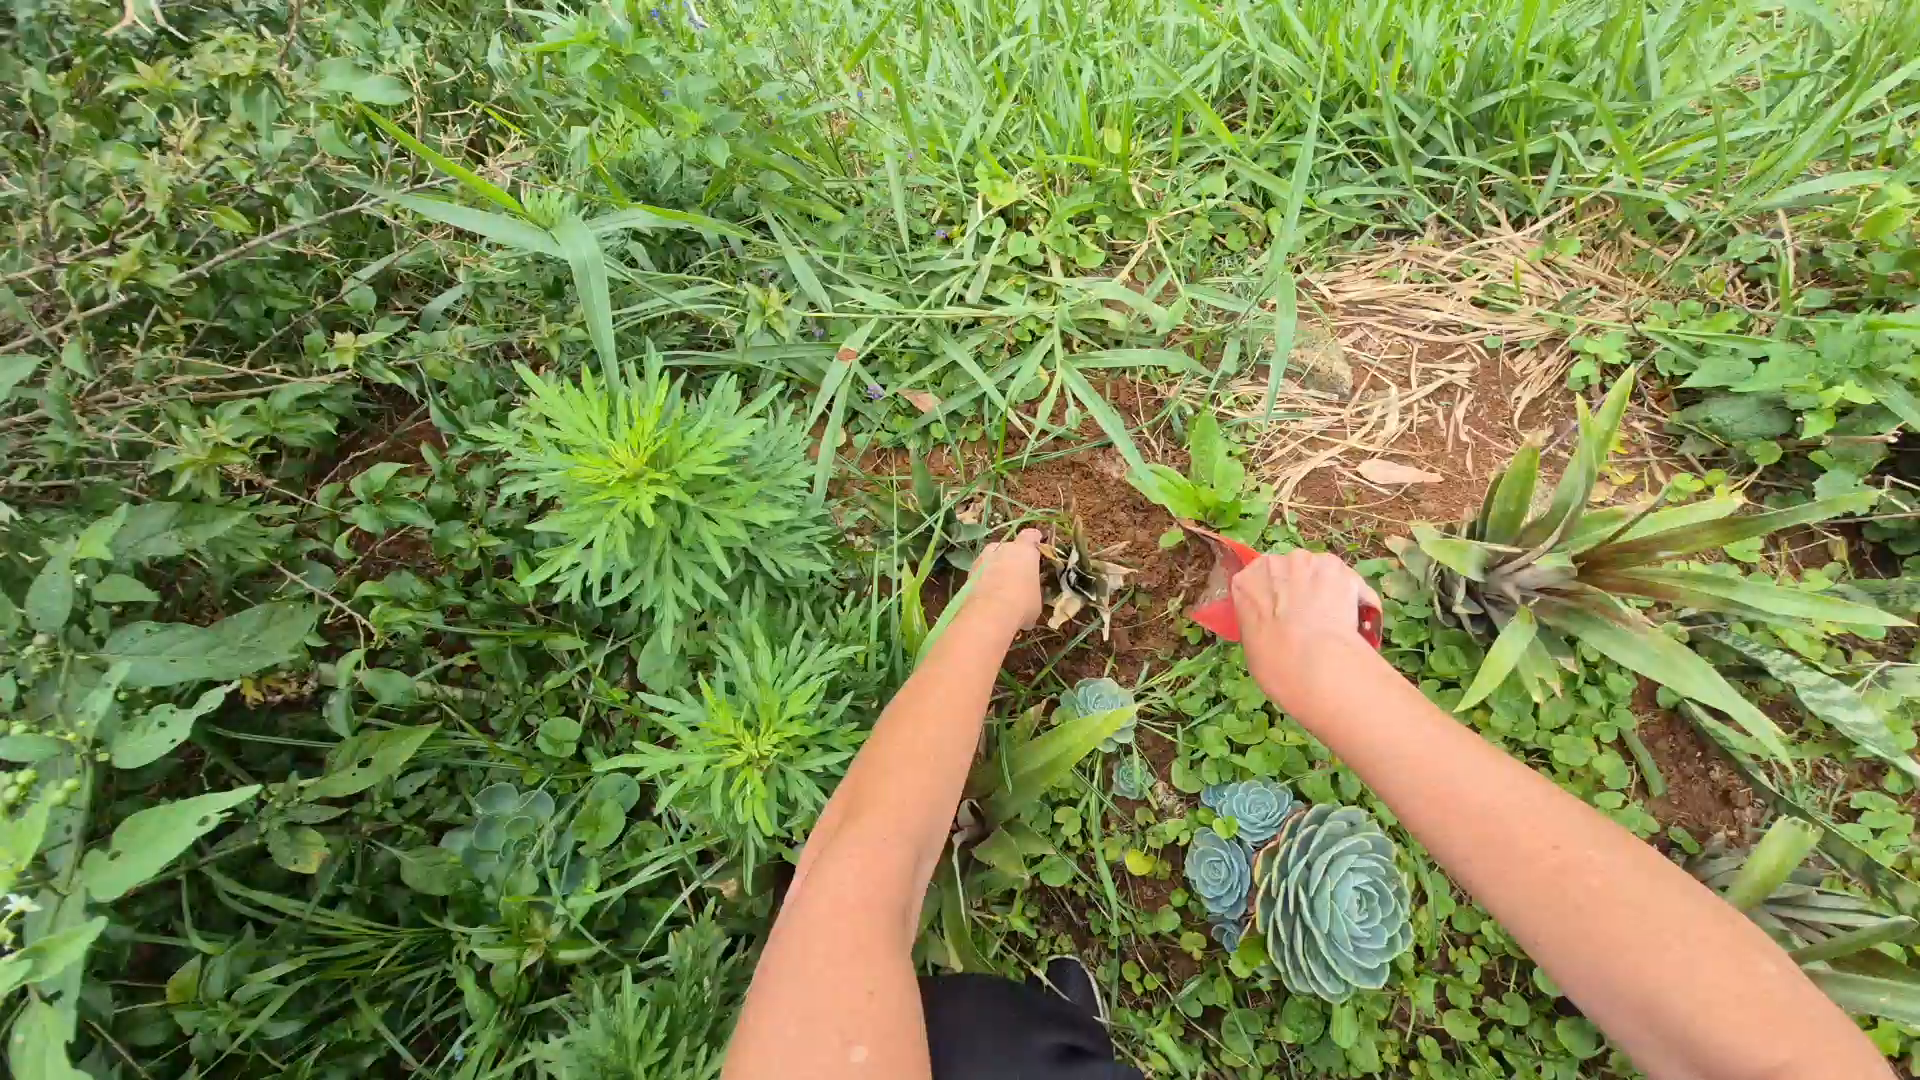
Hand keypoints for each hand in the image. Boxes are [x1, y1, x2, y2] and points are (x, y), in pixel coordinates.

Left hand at [964, 528, 1043, 632]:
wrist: (988, 615)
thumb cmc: (1022, 604)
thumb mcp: (1036, 597)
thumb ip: (1031, 587)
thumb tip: (1028, 594)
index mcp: (1024, 550)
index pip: (1030, 536)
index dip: (1034, 540)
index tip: (1036, 545)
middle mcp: (1002, 549)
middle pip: (1008, 547)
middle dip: (1011, 557)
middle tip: (1016, 574)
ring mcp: (982, 559)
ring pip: (991, 559)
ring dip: (995, 568)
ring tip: (1000, 586)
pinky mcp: (968, 573)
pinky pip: (980, 572)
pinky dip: (983, 579)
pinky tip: (988, 594)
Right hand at [1231, 550, 1382, 708]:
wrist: (1316, 663)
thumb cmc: (1276, 662)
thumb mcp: (1253, 643)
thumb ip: (1259, 622)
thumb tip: (1274, 626)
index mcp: (1245, 582)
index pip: (1256, 584)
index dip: (1270, 600)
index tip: (1280, 616)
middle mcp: (1274, 563)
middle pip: (1288, 572)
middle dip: (1298, 590)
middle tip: (1307, 618)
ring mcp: (1308, 562)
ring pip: (1319, 573)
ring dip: (1325, 590)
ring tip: (1334, 619)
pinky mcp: (1340, 568)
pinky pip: (1348, 581)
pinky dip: (1354, 597)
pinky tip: (1355, 620)